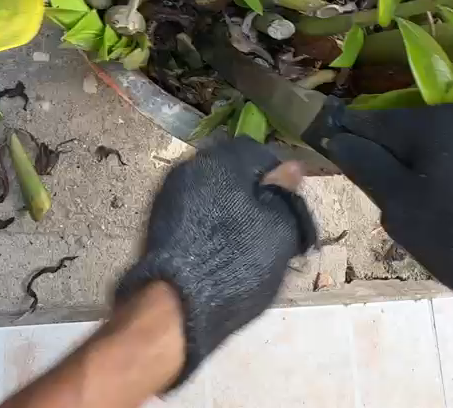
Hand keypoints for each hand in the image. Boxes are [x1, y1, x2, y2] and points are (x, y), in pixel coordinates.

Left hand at [114, 137, 316, 387]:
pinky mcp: (160, 215)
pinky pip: (195, 206)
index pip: (256, 151)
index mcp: (220, 160)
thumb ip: (284, 193)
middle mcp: (191, 165)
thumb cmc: (236, 262)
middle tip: (270, 225)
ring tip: (247, 240)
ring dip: (231, 205)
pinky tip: (221, 247)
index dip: (276, 176)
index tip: (287, 204)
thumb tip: (292, 166)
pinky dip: (211, 219)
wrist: (176, 302)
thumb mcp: (277, 230)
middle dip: (251, 190)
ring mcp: (171, 190)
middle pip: (231, 168)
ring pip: (212, 188)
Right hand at [319, 103, 452, 371]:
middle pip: (405, 135)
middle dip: (389, 163)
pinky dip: (452, 184)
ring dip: (422, 175)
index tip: (333, 159)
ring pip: (437, 151)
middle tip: (386, 204)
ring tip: (425, 217)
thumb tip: (338, 137)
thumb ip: (367, 167)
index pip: (369, 122)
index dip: (348, 140)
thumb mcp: (403, 208)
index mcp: (427, 122)